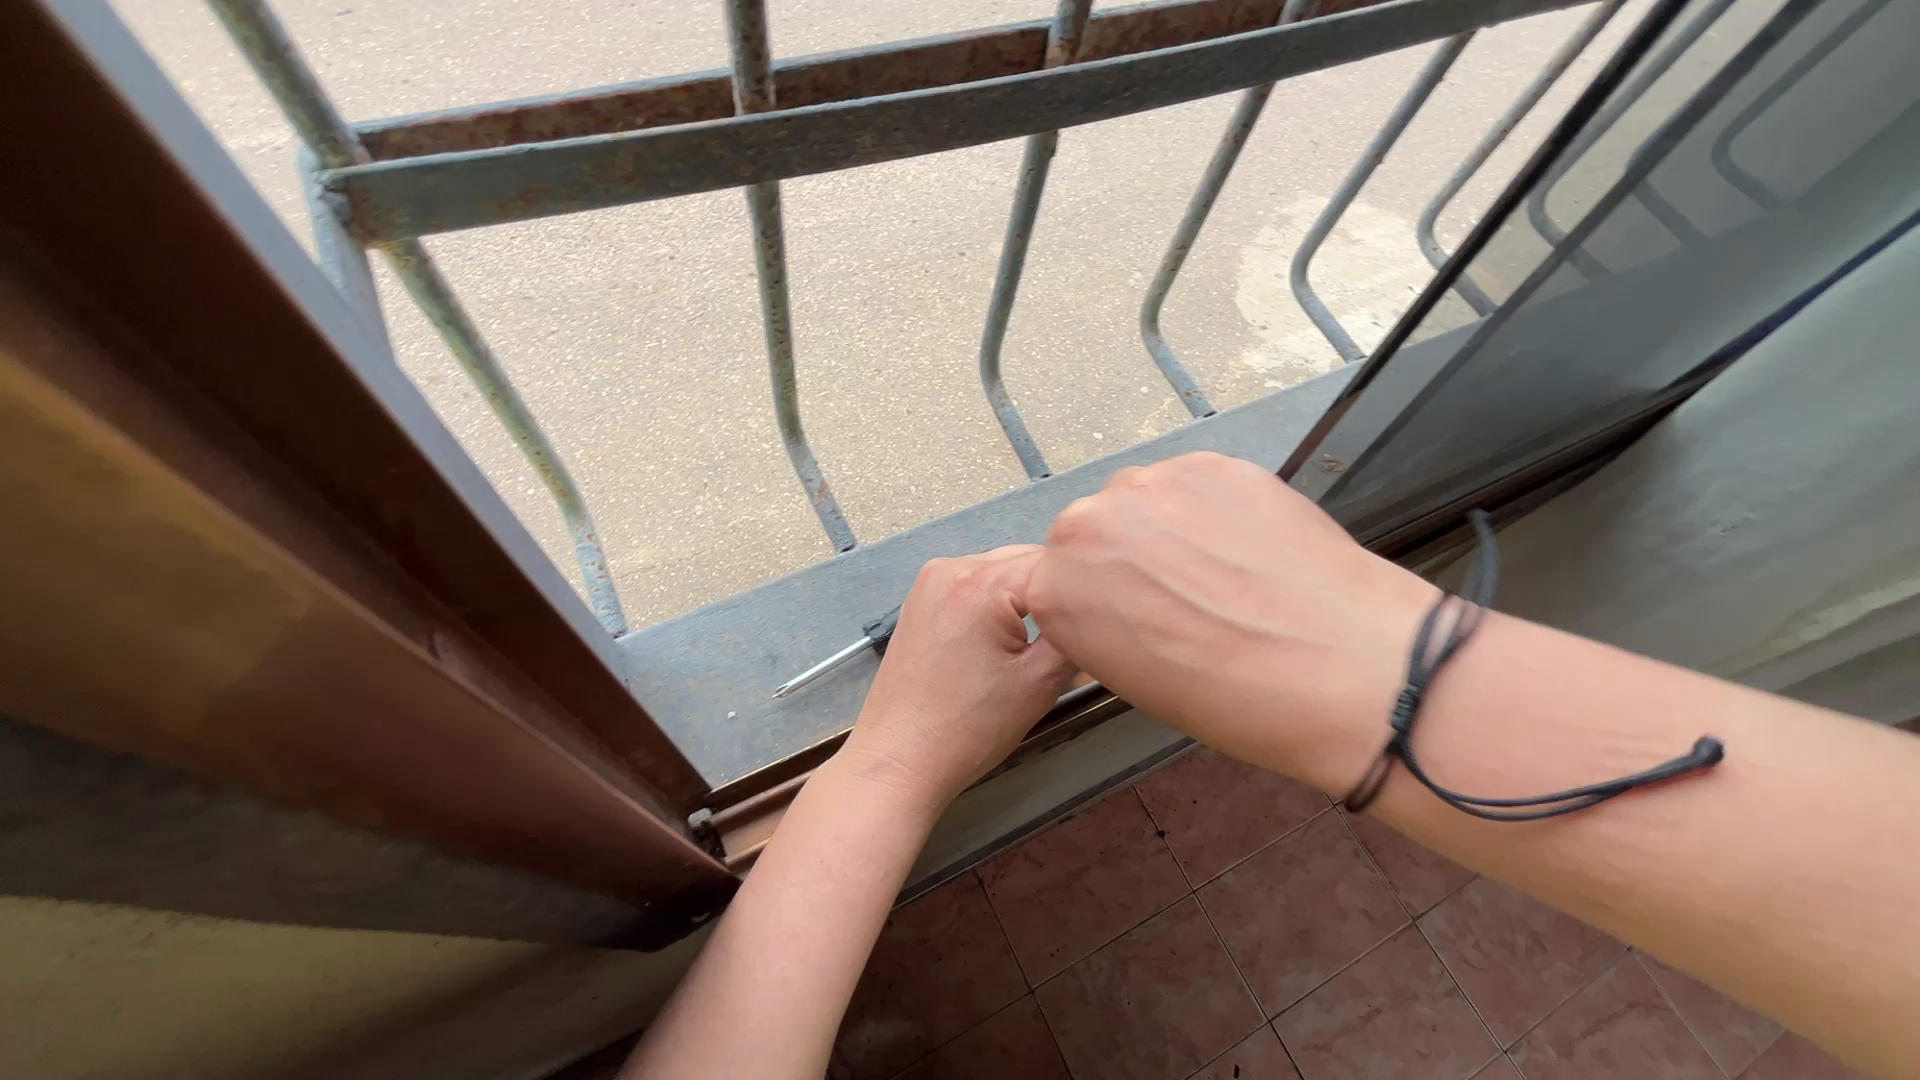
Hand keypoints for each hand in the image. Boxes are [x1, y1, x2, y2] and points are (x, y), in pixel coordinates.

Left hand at [837, 545, 1076, 817]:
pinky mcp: (921, 599)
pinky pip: (975, 584)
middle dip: (1054, 589)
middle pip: (1026, 559)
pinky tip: (1008, 636)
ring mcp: (931, 581)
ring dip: (1027, 594)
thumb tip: (1093, 612)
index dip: (1082, 589)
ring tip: (1044, 635)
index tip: (1099, 618)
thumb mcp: (1040, 682)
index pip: (1054, 563)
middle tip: (1076, 629)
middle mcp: (952, 567)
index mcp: (982, 582)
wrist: (899, 758)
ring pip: (1001, 569)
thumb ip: (1073, 635)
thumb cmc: (968, 728)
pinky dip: (997, 600)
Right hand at [1027, 451, 1437, 791]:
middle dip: (1127, 554)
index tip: (1127, 606)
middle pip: (1093, 529)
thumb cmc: (1237, 698)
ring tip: (1221, 565)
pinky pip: (1192, 482)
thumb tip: (1114, 595)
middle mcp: (1087, 527)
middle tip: (1179, 588)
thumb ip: (1099, 623)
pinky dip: (1213, 507)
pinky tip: (1247, 545)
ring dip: (1167, 524)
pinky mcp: (1209, 464)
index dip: (1098, 595)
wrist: (1341, 670)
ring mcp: (1149, 487)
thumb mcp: (1134, 679)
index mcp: (1055, 591)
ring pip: (1142, 499)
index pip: (1054, 578)